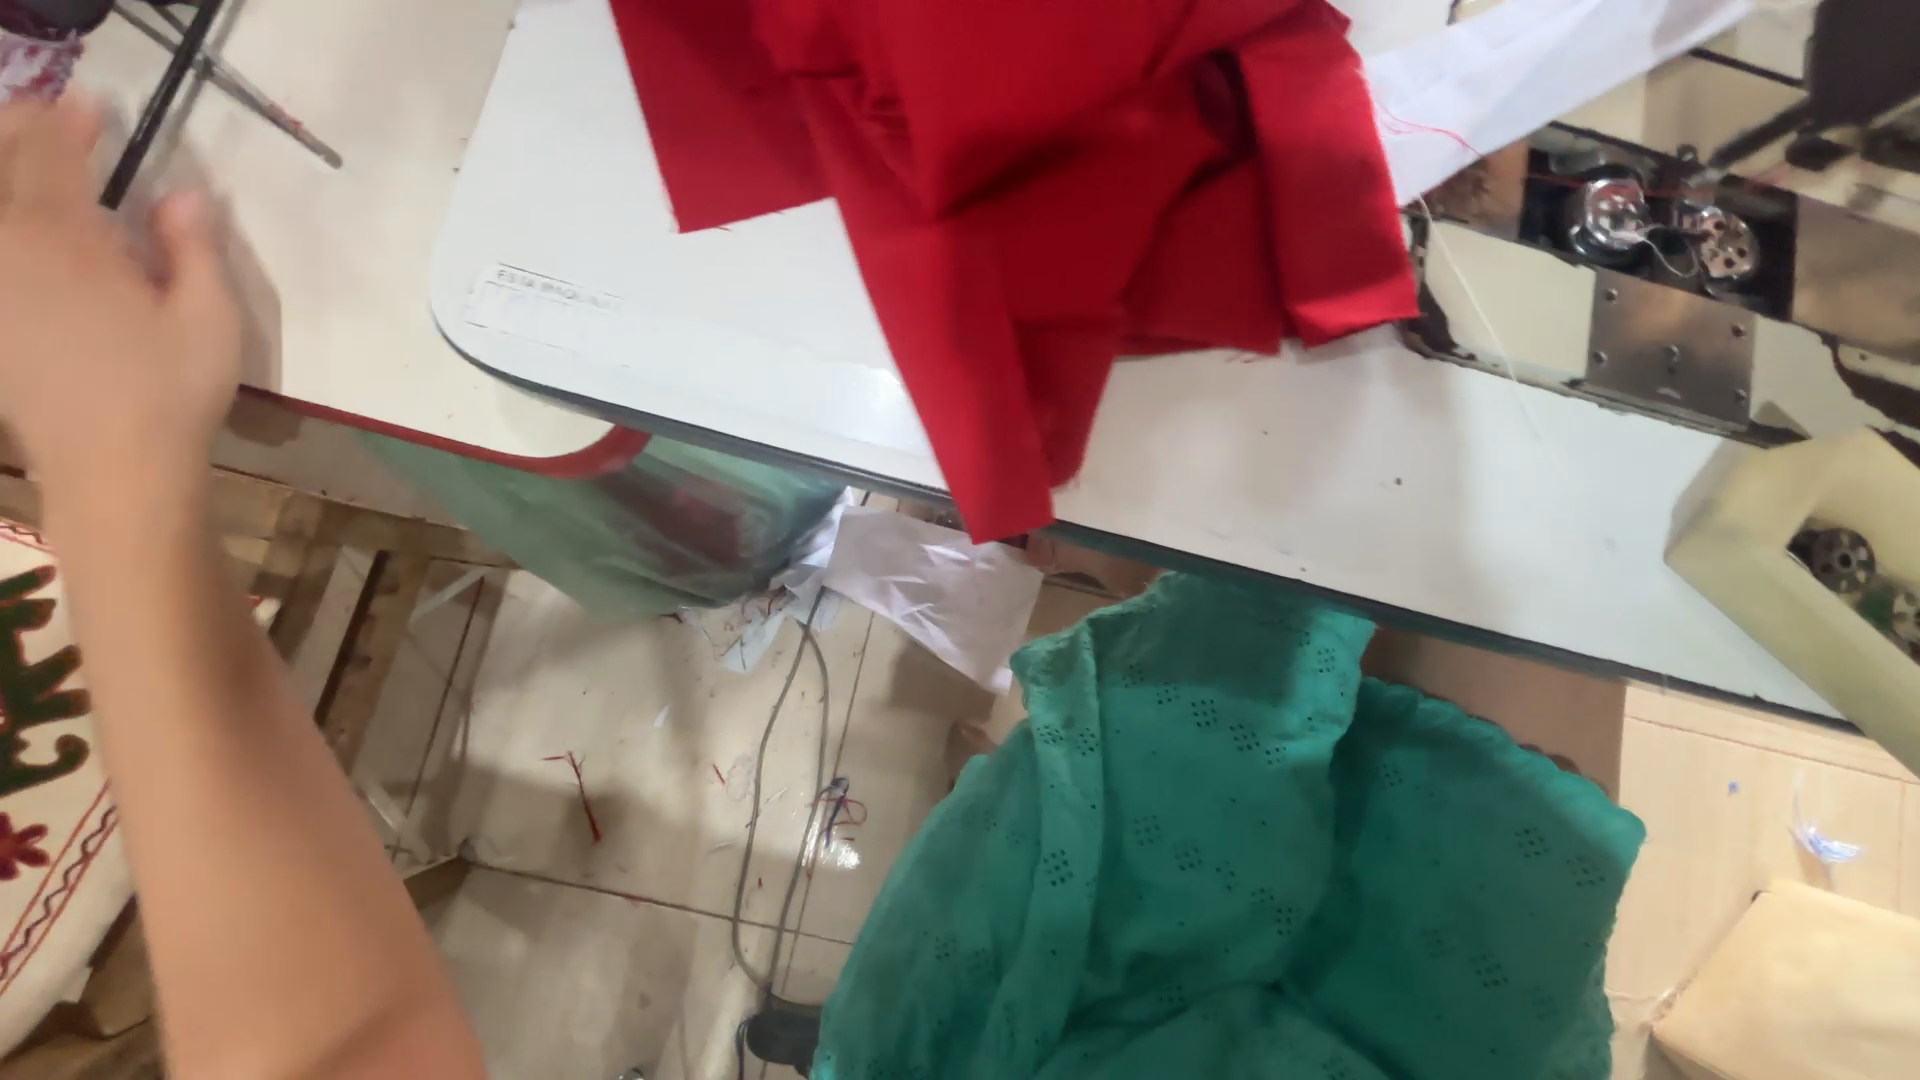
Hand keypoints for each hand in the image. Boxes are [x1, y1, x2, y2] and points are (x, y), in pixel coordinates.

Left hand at [0, 96, 239, 503]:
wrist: (112, 458)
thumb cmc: (173, 388)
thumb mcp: (211, 321)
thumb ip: (195, 252)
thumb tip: (186, 196)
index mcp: (68, 243)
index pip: (57, 160)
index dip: (72, 125)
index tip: (91, 102)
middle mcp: (7, 246)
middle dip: (18, 129)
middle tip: (45, 111)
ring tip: (15, 145)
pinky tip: (12, 213)